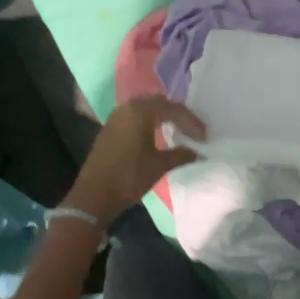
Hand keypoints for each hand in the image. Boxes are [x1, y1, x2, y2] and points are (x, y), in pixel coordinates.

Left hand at [64, 96, 205, 221]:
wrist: (94, 195)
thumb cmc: (129, 177)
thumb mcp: (160, 165)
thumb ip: (181, 154)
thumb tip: (199, 152)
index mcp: (140, 112)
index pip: (172, 108)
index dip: (191, 121)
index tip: (204, 137)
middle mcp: (127, 108)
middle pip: (158, 103)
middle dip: (178, 115)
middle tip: (193, 130)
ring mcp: (116, 117)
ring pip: (145, 108)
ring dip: (163, 117)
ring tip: (178, 130)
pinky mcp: (110, 129)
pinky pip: (134, 117)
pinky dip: (149, 122)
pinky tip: (158, 135)